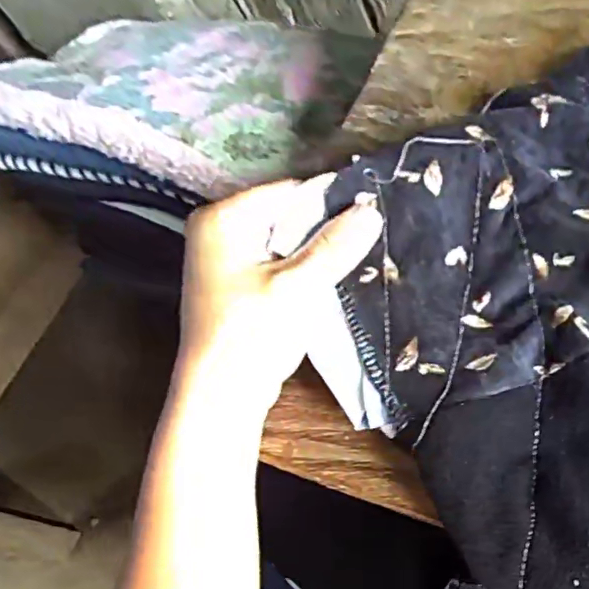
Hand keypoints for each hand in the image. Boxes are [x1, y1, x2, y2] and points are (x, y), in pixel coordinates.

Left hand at [175, 176, 383, 416]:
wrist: (223, 395)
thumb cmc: (252, 335)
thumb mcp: (298, 287)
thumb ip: (333, 248)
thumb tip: (370, 212)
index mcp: (222, 219)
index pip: (286, 193)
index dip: (328, 205)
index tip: (366, 218)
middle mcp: (217, 234)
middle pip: (284, 220)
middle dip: (321, 235)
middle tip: (362, 246)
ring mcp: (224, 265)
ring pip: (283, 248)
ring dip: (313, 260)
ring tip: (347, 269)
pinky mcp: (237, 292)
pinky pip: (276, 271)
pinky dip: (299, 279)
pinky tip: (320, 293)